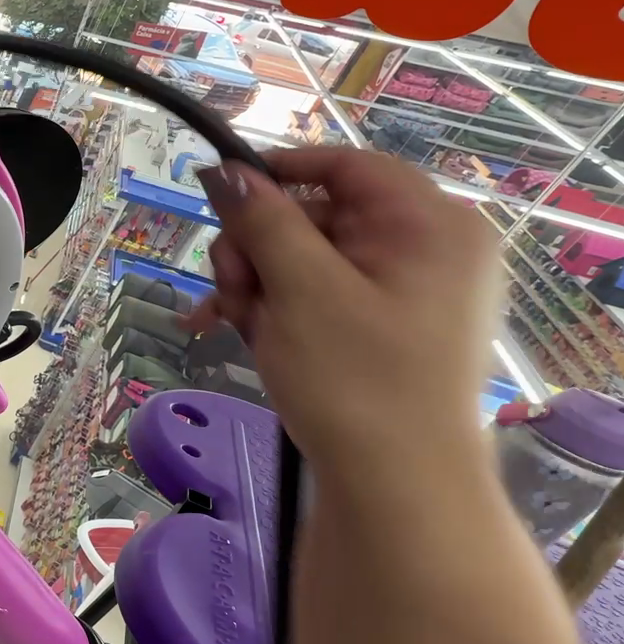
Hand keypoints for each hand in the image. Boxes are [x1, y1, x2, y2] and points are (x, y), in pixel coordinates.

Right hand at [187, 148, 499, 488]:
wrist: (393, 478)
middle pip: (312, 212)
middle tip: (231, 288)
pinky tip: (231, 327)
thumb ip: (263, 221)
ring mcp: (401, 286)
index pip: (345, 165)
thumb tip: (223, 169)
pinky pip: (309, 289)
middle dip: (255, 246)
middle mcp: (422, 246)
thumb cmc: (354, 377)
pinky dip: (267, 303)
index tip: (215, 196)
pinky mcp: (377, 319)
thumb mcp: (299, 290)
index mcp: (428, 226)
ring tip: (236, 321)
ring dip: (252, 281)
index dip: (276, 172)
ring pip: (299, 253)